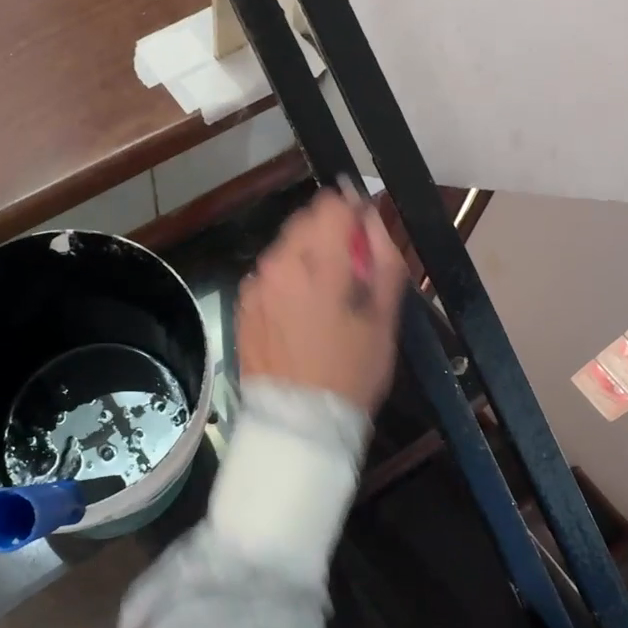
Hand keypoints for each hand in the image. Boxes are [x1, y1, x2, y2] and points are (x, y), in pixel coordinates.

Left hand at [235, 185, 409, 413]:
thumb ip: (384, 259)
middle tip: (349, 276)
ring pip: (284, 250)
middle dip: (328, 238)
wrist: (297, 423)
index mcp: (318, 262)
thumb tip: (374, 220)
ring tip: (323, 302)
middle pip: (305, 223)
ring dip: (305, 260)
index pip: (331, 204)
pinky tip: (297, 317)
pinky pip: (268, 277)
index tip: (363, 238)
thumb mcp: (385, 319)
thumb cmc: (350, 373)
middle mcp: (278, 263)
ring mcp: (255, 285)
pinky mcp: (242, 305)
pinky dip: (284, 284)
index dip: (351, 213)